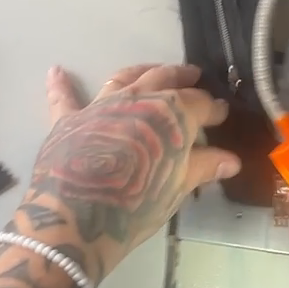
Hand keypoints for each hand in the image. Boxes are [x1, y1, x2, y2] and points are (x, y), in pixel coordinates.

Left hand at [18, 64, 238, 282]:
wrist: (77, 216)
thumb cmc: (137, 202)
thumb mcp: (177, 187)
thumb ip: (203, 166)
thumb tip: (231, 159)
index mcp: (171, 112)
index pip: (199, 103)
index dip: (213, 108)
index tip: (222, 113)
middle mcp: (137, 98)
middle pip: (163, 78)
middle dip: (182, 77)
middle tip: (194, 77)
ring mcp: (100, 106)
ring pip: (124, 78)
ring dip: (141, 71)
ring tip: (153, 71)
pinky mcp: (69, 121)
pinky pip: (65, 98)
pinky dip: (61, 85)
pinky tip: (56, 72)